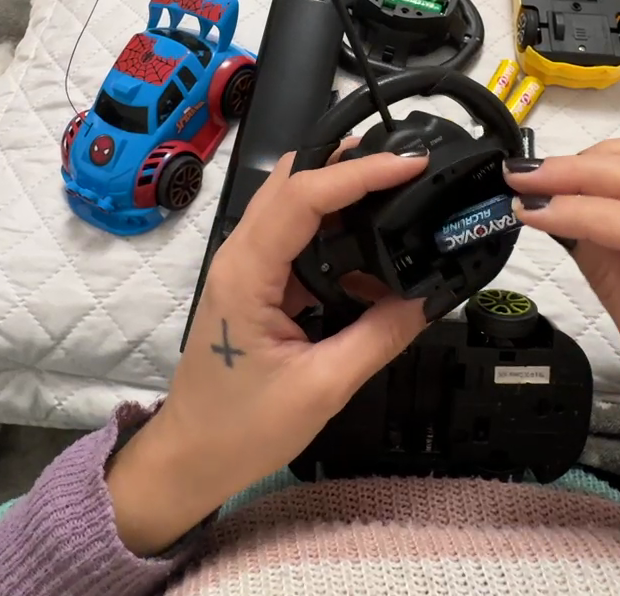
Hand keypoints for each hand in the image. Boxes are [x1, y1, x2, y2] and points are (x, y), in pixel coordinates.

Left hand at [106, 149, 430, 554]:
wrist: (190, 457)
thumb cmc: (242, 428)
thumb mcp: (323, 387)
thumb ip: (379, 335)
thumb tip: (429, 296)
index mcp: (247, 271)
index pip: (303, 195)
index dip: (358, 172)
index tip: (410, 165)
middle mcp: (241, 253)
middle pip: (292, 178)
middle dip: (349, 163)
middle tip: (407, 168)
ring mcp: (246, 263)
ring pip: (294, 199)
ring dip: (343, 191)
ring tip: (399, 196)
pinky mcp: (257, 278)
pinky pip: (297, 234)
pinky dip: (336, 228)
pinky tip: (372, 248)